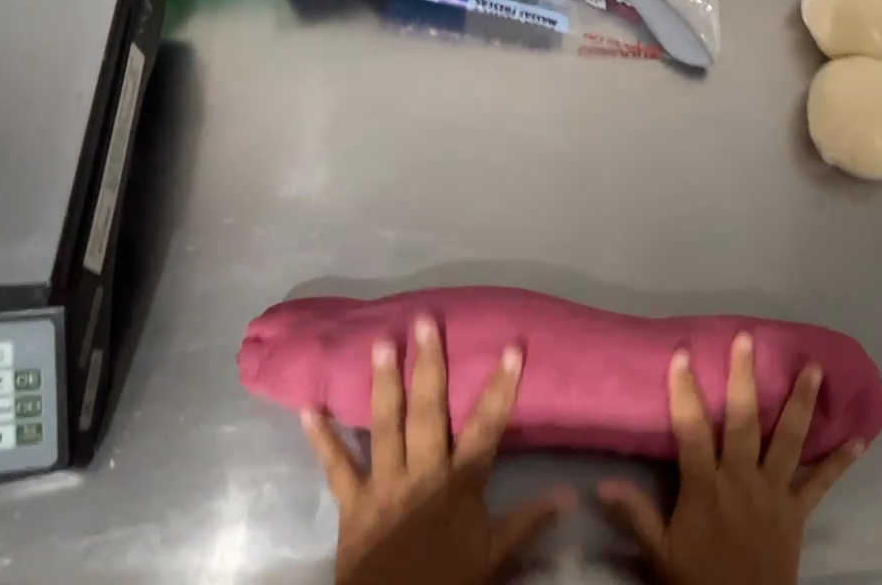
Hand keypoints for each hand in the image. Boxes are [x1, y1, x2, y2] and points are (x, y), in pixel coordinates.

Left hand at [302, 318, 574, 584]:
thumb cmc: (449, 579)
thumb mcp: (495, 554)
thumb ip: (530, 519)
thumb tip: (573, 494)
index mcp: (460, 483)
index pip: (487, 427)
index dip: (501, 387)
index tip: (512, 346)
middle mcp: (422, 474)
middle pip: (428, 413)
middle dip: (429, 366)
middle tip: (425, 322)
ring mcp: (384, 486)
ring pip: (384, 428)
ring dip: (383, 385)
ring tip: (379, 343)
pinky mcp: (352, 505)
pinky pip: (336, 468)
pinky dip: (322, 439)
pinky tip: (309, 407)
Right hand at [596, 333, 864, 584]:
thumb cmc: (697, 581)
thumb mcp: (659, 552)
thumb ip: (636, 514)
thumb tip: (601, 484)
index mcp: (705, 487)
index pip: (692, 430)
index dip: (685, 392)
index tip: (682, 353)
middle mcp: (741, 480)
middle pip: (744, 421)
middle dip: (745, 378)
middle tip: (748, 339)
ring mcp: (773, 493)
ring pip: (789, 440)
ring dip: (802, 402)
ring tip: (814, 367)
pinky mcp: (797, 512)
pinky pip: (822, 483)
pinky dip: (841, 461)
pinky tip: (861, 438)